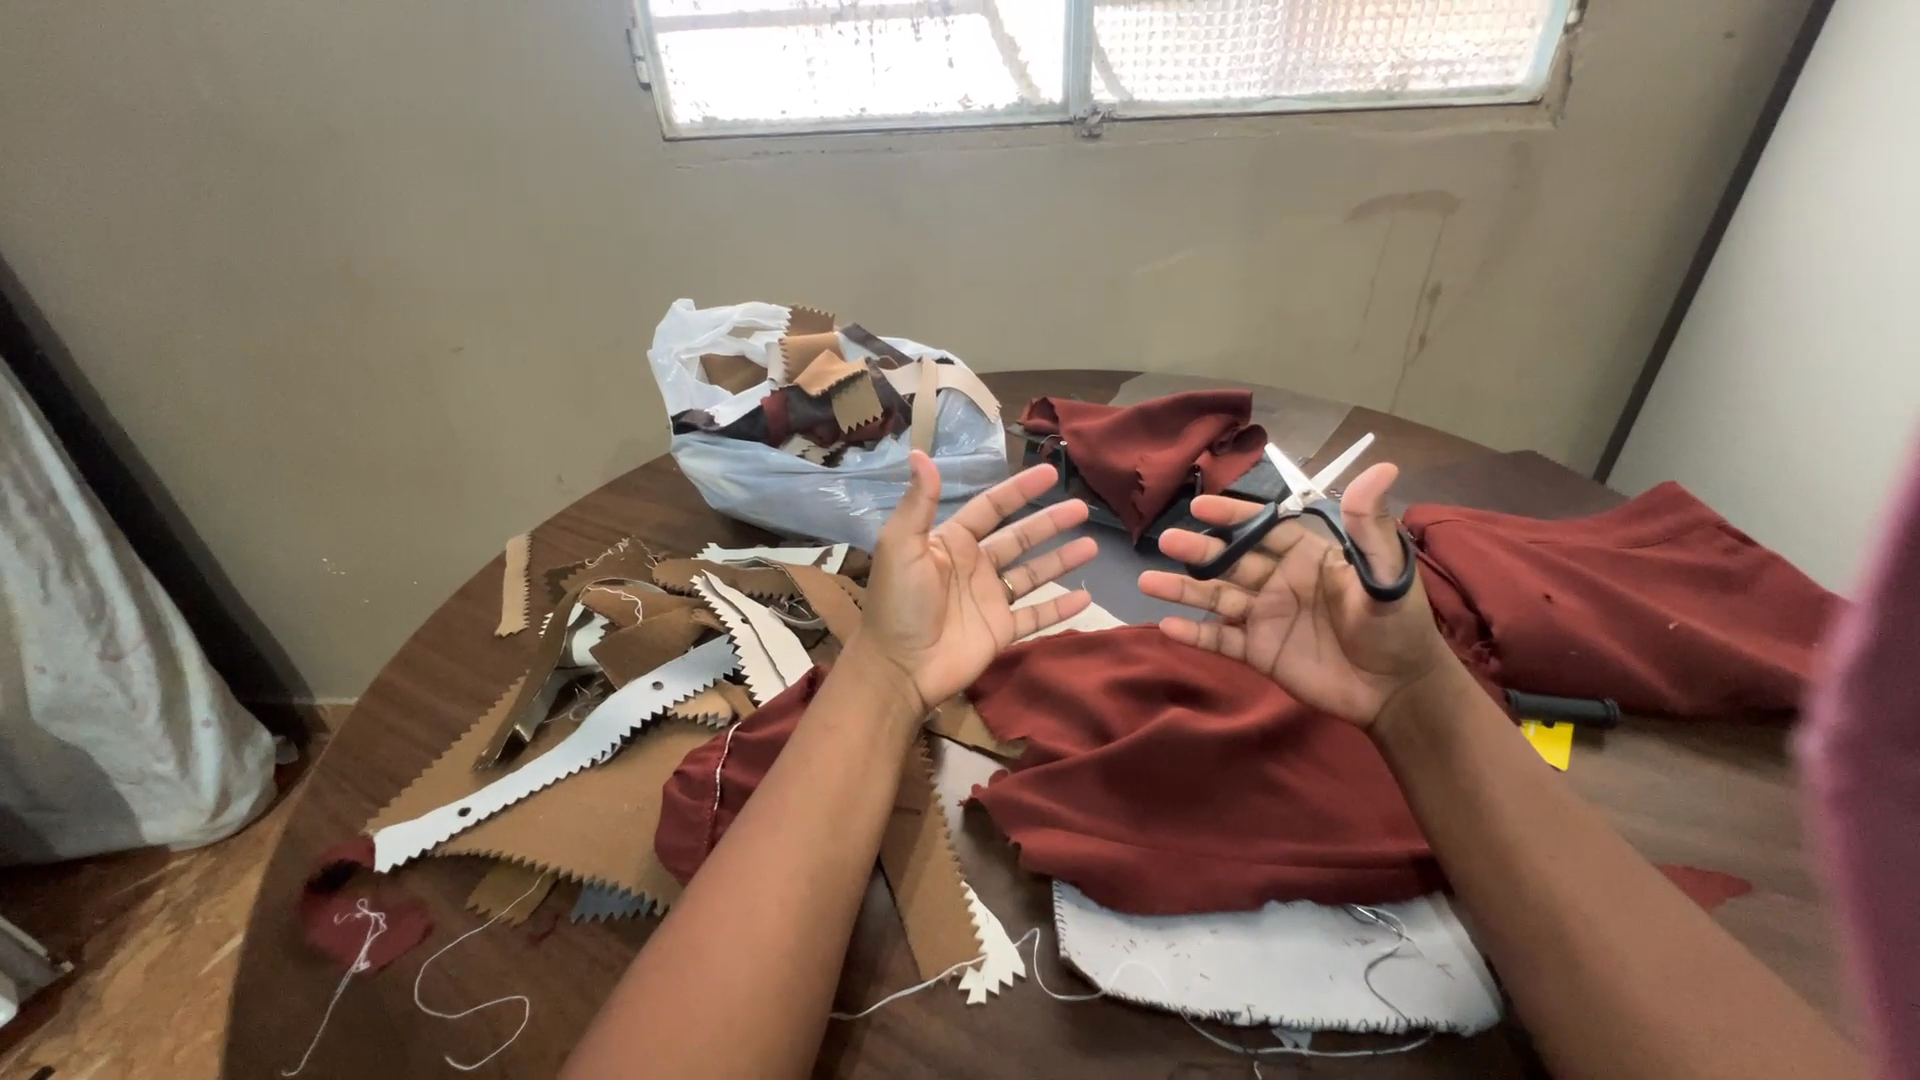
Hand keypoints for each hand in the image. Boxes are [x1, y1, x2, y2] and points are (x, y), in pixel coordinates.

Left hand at [857, 451, 1099, 713]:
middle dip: (1049, 523)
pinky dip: (1060, 607)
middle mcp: (974, 567)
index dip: (1019, 490)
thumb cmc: (898, 603)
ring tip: (1092, 546)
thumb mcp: (901, 545)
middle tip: (1082, 508)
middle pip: (1019, 538)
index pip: (991, 508)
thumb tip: (920, 454)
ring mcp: (989, 600)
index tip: (1049, 473)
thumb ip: (919, 502)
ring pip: (1033, 574)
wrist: (899, 666)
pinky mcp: (1000, 631)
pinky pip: (1036, 615)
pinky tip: (1086, 597)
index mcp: (951, 543)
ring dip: (1061, 560)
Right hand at [1138, 462, 1456, 728]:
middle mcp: (1278, 582)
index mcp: (1306, 557)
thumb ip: (1370, 526)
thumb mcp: (1388, 572)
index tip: (1201, 507)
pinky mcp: (1258, 652)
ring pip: (1216, 598)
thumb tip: (1382, 467)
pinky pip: (1220, 640)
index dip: (1233, 517)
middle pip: (1231, 561)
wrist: (1399, 690)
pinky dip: (1194, 634)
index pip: (1263, 529)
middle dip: (1199, 550)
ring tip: (1148, 582)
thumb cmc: (1399, 626)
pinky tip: (1167, 625)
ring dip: (1183, 590)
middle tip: (1168, 541)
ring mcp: (1265, 618)